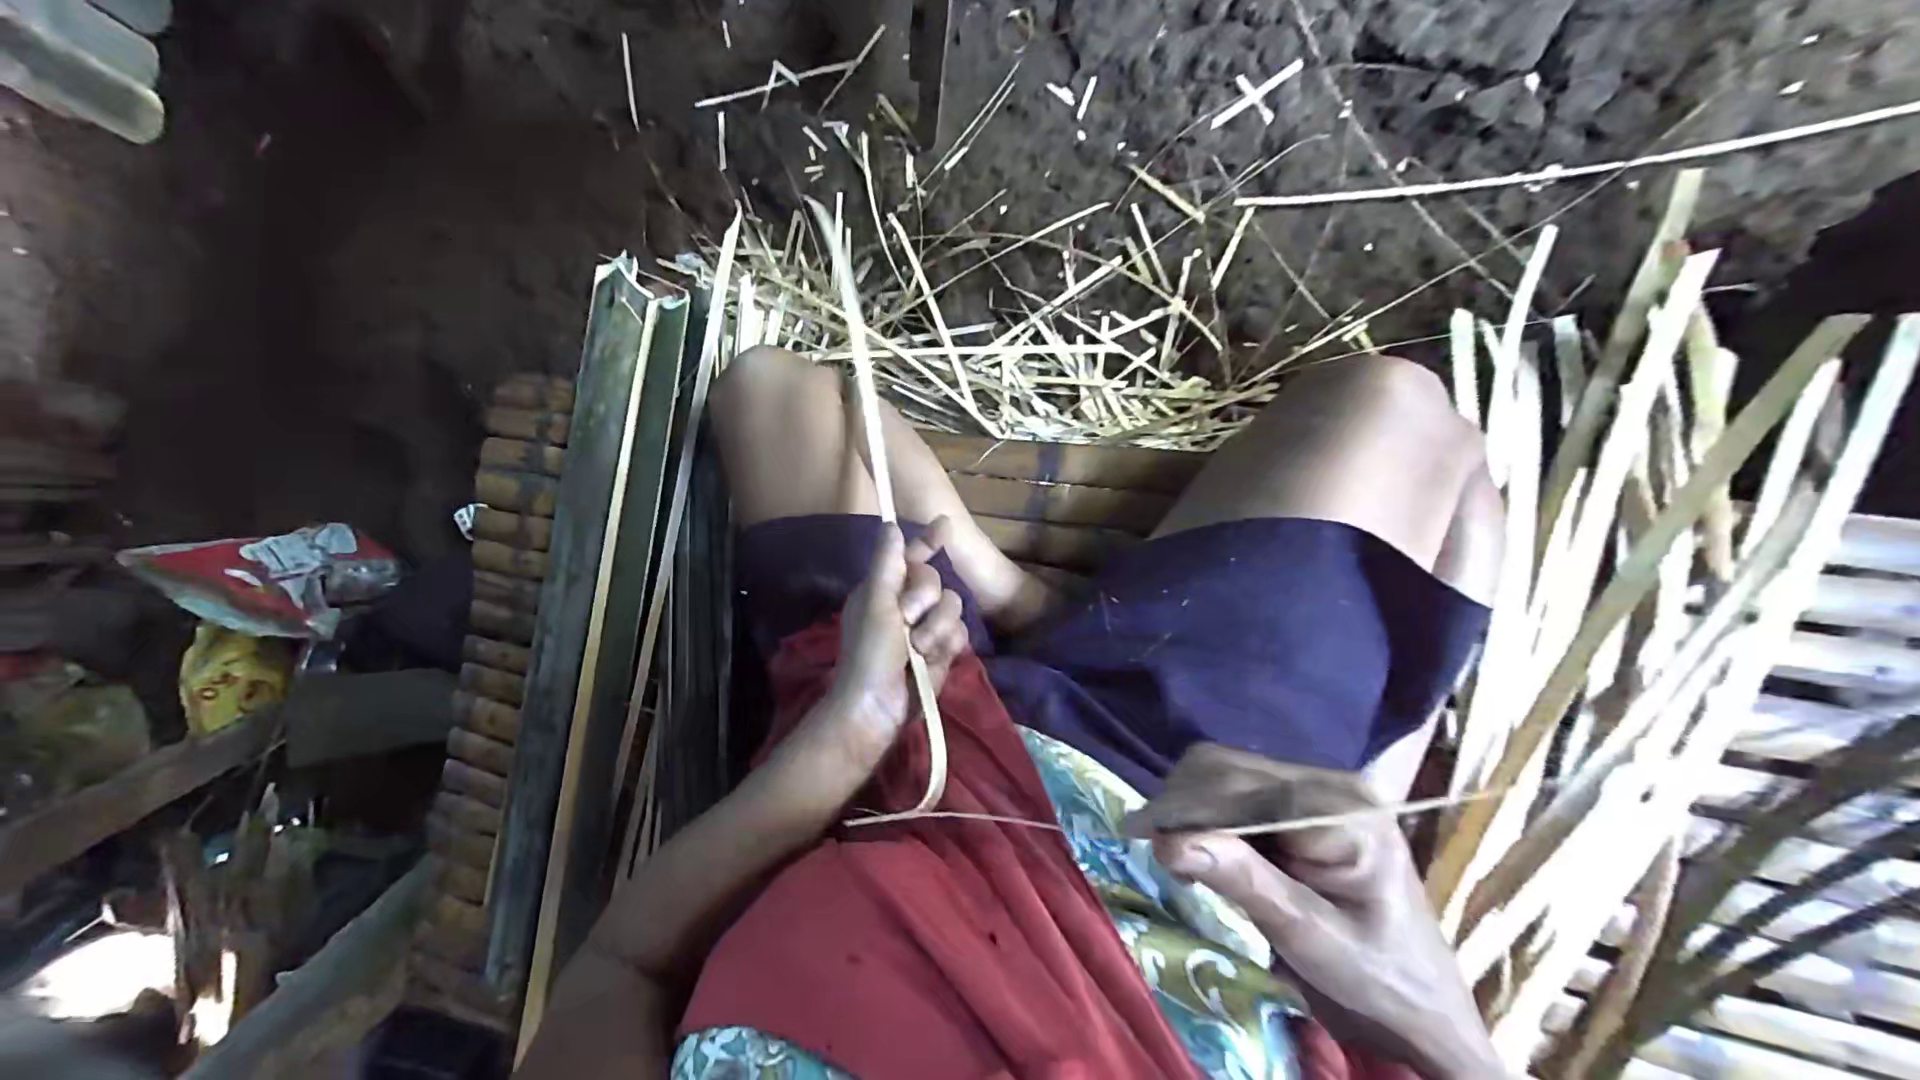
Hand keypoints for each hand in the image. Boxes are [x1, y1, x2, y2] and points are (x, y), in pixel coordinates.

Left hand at [829, 517, 969, 738]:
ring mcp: (926, 628)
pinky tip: (933, 660)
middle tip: (906, 619)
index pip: (910, 557)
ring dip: (936, 628)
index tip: (945, 525)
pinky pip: (960, 632)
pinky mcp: (942, 650)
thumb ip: (887, 563)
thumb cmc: (870, 652)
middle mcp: (905, 604)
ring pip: (953, 606)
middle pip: (936, 580)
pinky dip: (947, 645)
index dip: (927, 542)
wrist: (879, 706)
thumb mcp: (876, 603)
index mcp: (884, 589)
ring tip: (917, 649)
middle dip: (925, 599)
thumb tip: (891, 525)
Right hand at [1129, 744, 1504, 1079]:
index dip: (1188, 810)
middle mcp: (1332, 782)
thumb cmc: (1376, 980)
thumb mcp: (1309, 938)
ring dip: (1187, 803)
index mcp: (1348, 812)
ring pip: (1222, 769)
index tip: (1141, 836)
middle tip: (1145, 842)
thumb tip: (1168, 842)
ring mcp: (1315, 785)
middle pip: (1229, 769)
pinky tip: (1197, 844)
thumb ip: (1244, 882)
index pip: (1246, 793)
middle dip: (1181, 803)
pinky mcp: (1298, 796)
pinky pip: (1231, 784)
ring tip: (1171, 847)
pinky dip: (1201, 807)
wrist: (1417, 999)